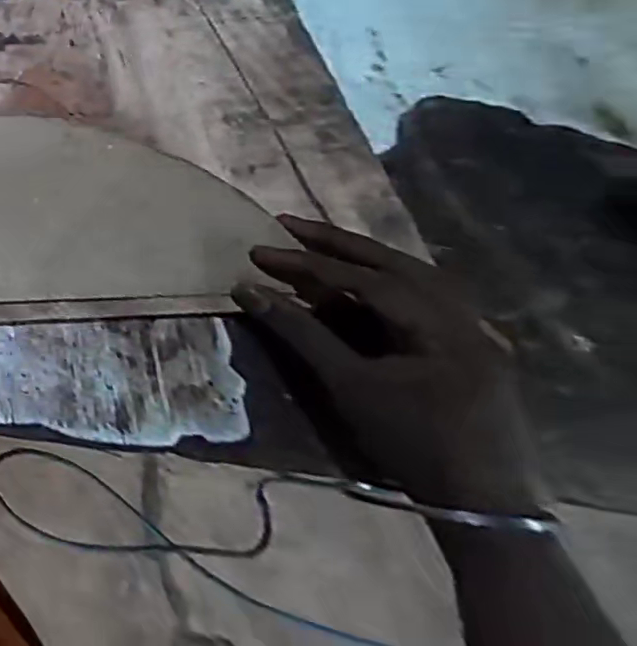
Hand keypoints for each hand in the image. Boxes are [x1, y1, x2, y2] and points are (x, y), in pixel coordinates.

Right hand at [233, 216, 540, 515]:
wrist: (478, 500)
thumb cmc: (409, 438)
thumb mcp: (347, 383)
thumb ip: (298, 331)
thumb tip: (246, 289)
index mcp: (445, 330)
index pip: (368, 279)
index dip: (309, 262)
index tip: (259, 252)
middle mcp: (467, 322)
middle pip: (399, 266)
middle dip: (339, 243)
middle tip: (286, 224)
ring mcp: (475, 334)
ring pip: (416, 278)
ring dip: (362, 257)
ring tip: (315, 242)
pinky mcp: (469, 347)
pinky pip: (424, 298)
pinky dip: (384, 280)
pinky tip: (357, 278)